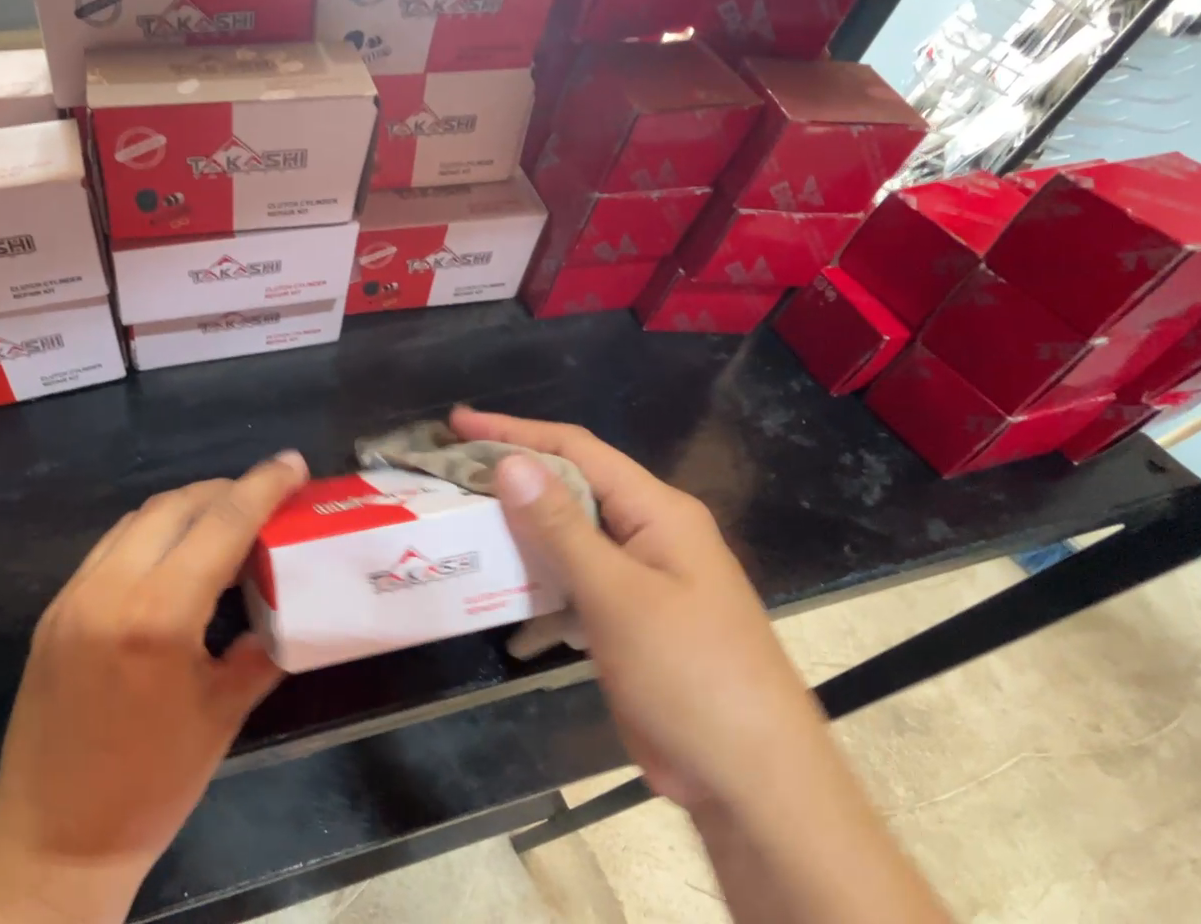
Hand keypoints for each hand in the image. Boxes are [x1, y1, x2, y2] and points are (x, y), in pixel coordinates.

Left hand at [0, 452, 308, 922]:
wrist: (57, 837)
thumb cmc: (154, 785)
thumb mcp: (223, 714)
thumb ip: (260, 650)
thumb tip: (285, 610)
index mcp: (159, 616)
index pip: (220, 525)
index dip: (262, 487)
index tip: (293, 464)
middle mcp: (109, 589)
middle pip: (175, 507)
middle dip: (225, 491)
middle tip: (266, 498)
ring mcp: (73, 597)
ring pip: (137, 521)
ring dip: (185, 510)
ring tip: (226, 523)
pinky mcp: (54, 612)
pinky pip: (109, 550)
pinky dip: (149, 536)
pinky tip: (174, 558)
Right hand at [451, 410, 952, 922]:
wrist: (750, 777)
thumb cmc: (689, 674)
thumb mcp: (617, 596)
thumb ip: (560, 527)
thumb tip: (511, 462)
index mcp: (658, 513)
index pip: (577, 451)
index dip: (515, 432)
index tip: (456, 424)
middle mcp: (650, 535)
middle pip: (570, 490)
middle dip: (511, 482)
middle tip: (449, 478)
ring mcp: (641, 580)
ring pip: (568, 541)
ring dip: (520, 538)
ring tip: (463, 531)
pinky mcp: (630, 622)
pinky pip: (574, 587)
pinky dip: (539, 591)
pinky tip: (504, 611)